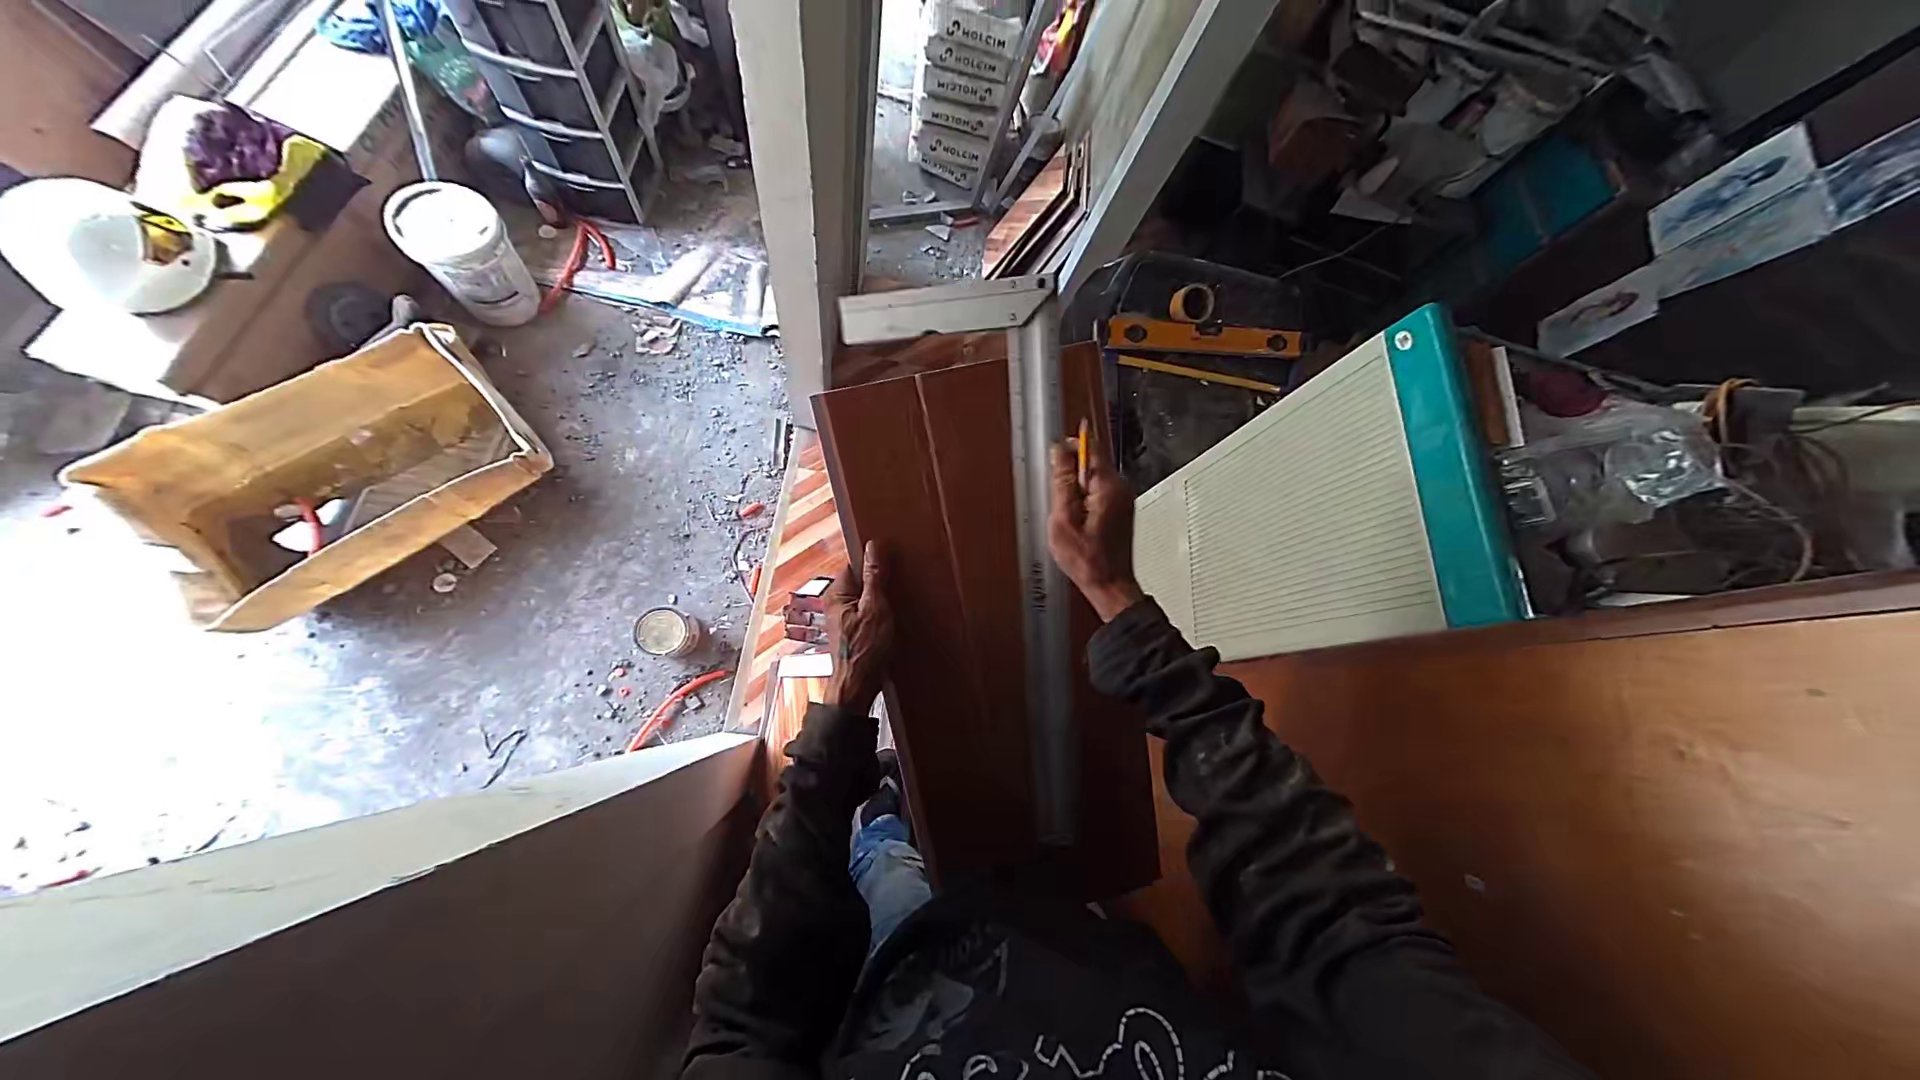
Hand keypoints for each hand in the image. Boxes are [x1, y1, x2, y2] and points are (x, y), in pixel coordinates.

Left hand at [825, 540, 893, 712]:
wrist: (859, 687)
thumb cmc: (864, 652)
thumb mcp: (876, 608)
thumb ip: (875, 576)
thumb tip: (873, 546)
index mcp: (837, 594)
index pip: (856, 565)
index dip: (874, 564)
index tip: (891, 565)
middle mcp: (837, 604)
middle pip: (863, 582)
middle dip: (881, 584)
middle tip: (897, 590)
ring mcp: (846, 619)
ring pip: (868, 599)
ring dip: (883, 601)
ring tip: (896, 608)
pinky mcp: (855, 631)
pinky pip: (870, 613)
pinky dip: (882, 615)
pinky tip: (893, 622)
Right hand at [1048, 438, 1143, 621]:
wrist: (1108, 583)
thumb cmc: (1087, 558)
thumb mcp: (1063, 517)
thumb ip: (1062, 481)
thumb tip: (1059, 451)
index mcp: (1108, 486)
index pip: (1091, 447)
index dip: (1070, 445)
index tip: (1056, 451)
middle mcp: (1120, 488)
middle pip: (1091, 462)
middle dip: (1069, 473)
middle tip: (1057, 495)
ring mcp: (1122, 499)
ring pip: (1092, 478)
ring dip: (1075, 488)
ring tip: (1066, 514)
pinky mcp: (1119, 509)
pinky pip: (1097, 492)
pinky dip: (1082, 499)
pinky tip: (1075, 520)